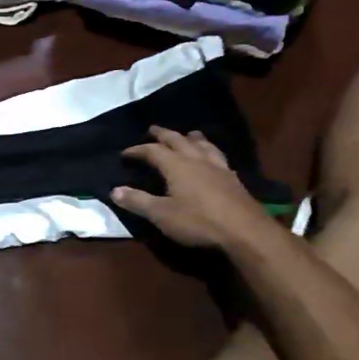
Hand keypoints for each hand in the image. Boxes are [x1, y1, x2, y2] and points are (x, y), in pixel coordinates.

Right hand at [112, 127, 274, 249]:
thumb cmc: (198, 221)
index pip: (153, 151)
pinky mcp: (232, 178)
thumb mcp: (161, 214)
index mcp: (176, 165)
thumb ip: (138, 201)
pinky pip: (218, 155)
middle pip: (178, 140)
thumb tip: (114, 190)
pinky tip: (213, 157)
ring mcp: (218, 167)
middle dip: (163, 134)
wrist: (244, 230)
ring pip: (202, 145)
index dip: (137, 150)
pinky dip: (210, 150)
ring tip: (187, 134)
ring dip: (191, 138)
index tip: (125, 153)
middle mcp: (197, 160)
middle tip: (153, 129)